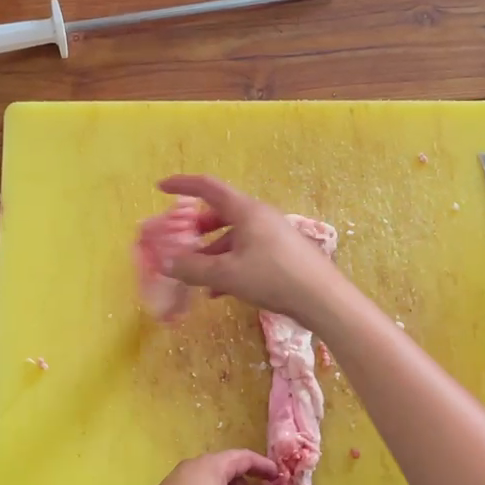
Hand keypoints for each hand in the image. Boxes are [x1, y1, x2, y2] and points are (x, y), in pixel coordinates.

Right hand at [157, 175, 350, 327]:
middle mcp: (259, 217)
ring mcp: (272, 235)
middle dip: (195, 227)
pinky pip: (246, 252)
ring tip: (194, 274)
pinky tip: (218, 291)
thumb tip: (167, 263)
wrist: (324, 299)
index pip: (208, 187)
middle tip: (178, 241)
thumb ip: (194, 268)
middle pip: (220, 213)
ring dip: (210, 252)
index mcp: (246, 211)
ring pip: (233, 237)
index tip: (160, 187)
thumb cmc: (274, 277)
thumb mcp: (227, 274)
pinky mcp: (281, 255)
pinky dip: (228, 264)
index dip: (183, 185)